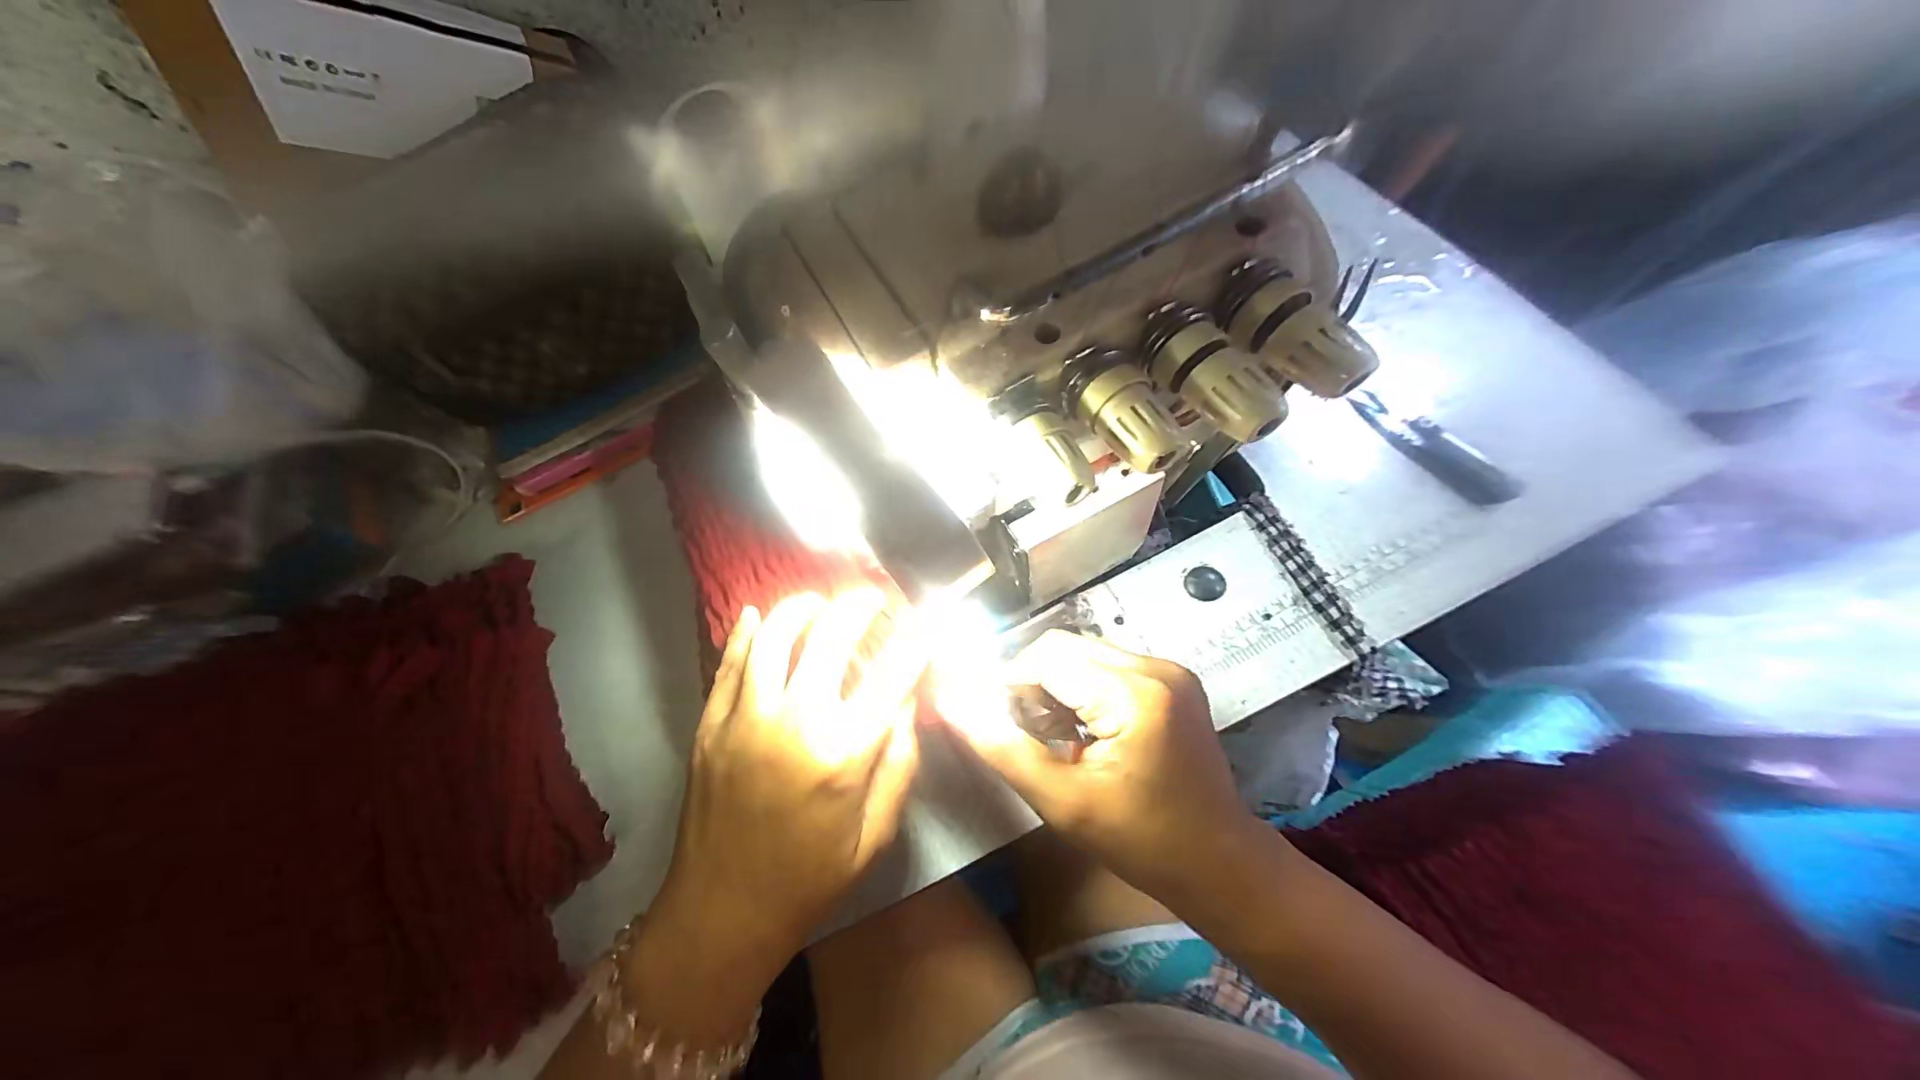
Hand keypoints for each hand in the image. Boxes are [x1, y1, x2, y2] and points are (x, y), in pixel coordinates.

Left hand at [655, 590, 925, 967]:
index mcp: (845, 752)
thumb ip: (898, 765)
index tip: (925, 621)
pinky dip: (745, 633)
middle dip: (859, 605)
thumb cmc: (810, 881)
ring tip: (818, 601)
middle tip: (873, 596)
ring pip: (775, 637)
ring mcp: (745, 718)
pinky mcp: (709, 725)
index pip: (892, 672)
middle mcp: (795, 721)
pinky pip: (729, 664)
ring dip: (801, 608)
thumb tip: (905, 705)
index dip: (915, 639)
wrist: (721, 915)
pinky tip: (758, 614)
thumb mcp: (875, 835)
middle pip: (831, 635)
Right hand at [940, 630, 1257, 900]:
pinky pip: (1107, 666)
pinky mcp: (1172, 681)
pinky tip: (1083, 731)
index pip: (1046, 656)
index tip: (997, 723)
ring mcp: (1169, 671)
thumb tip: (950, 700)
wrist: (1218, 862)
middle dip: (1032, 683)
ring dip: (1056, 686)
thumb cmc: (1140, 841)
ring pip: (1083, 653)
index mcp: (1136, 694)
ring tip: (1057, 738)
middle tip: (1029, 735)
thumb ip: (1002, 747)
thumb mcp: (1061, 801)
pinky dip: (1082, 689)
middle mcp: (1156, 667)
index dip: (1009, 682)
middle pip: (1065, 647)